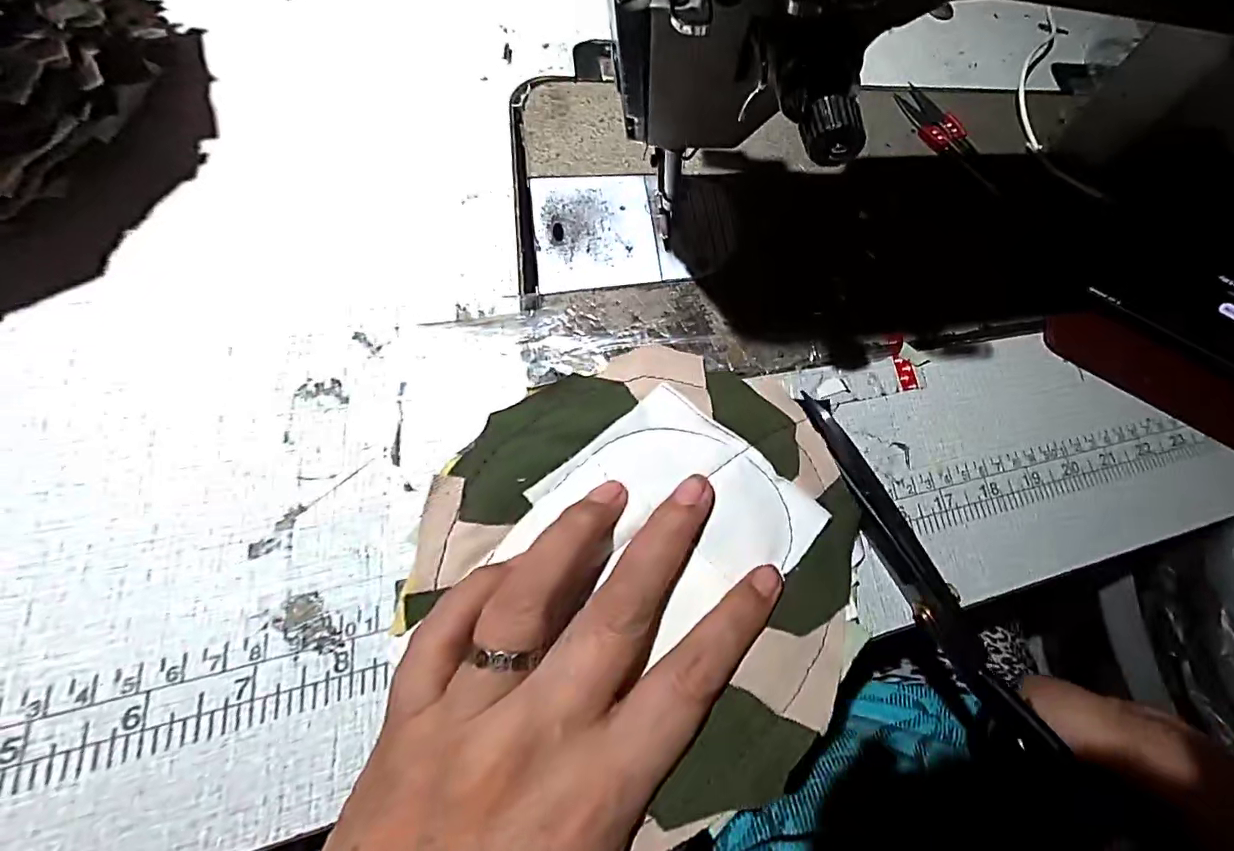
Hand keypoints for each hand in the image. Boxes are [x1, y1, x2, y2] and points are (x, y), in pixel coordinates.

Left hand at [329, 475, 780, 850]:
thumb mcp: (608, 849)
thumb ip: (645, 771)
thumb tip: (682, 698)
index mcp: (599, 785)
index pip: (688, 681)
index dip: (734, 622)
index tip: (765, 575)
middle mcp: (537, 739)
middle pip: (615, 618)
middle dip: (663, 545)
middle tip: (692, 489)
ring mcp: (462, 726)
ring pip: (522, 608)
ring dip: (571, 540)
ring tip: (607, 493)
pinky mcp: (398, 730)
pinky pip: (437, 639)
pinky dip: (478, 590)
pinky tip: (513, 561)